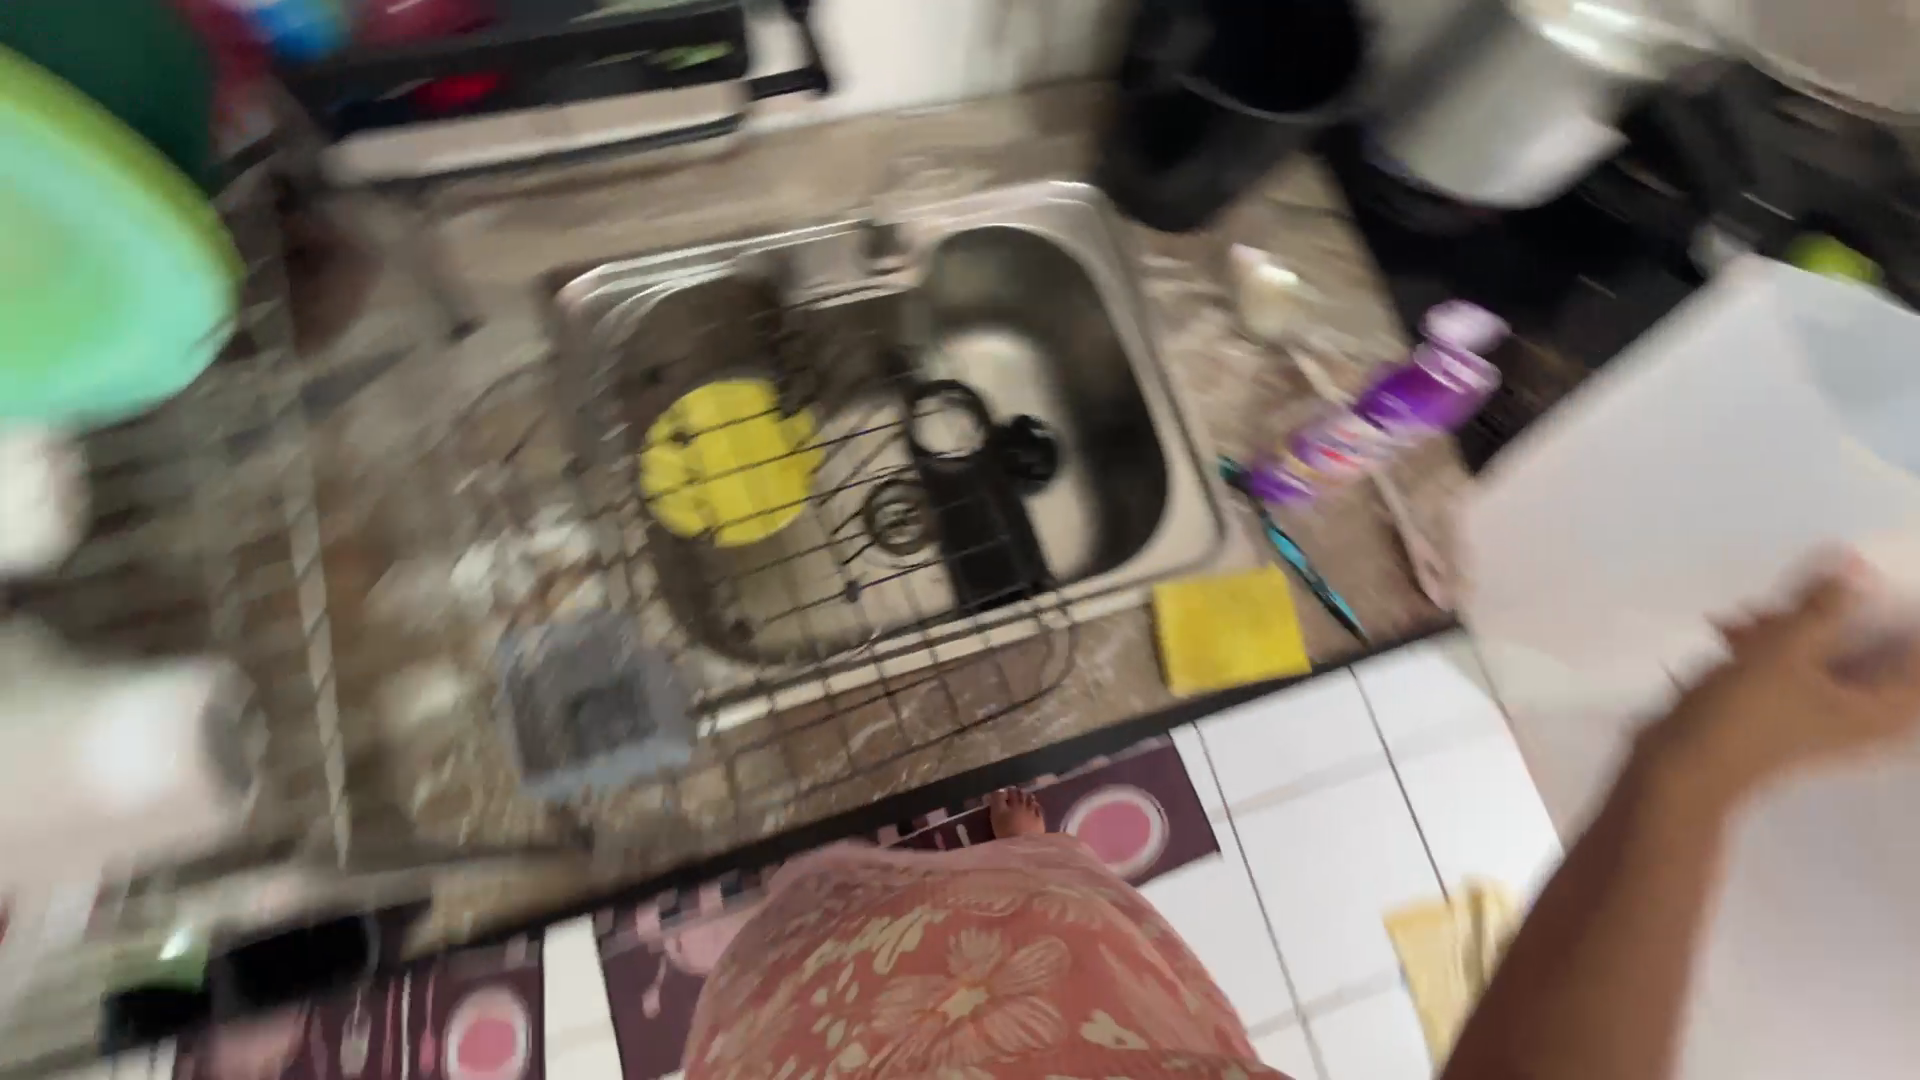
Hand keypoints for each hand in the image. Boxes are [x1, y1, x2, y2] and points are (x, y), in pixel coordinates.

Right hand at [1641, 556, 1919, 802]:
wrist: (1681, 765)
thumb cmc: (1742, 713)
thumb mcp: (1780, 652)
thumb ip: (1821, 607)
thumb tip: (1855, 564)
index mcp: (1893, 707)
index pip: (1916, 646)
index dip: (1889, 608)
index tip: (1853, 581)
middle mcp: (1871, 715)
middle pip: (1870, 649)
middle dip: (1827, 617)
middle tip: (1785, 599)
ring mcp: (1825, 718)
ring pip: (1824, 658)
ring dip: (1786, 631)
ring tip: (1739, 618)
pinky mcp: (1784, 717)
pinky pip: (1793, 673)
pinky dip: (1767, 652)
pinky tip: (1727, 636)